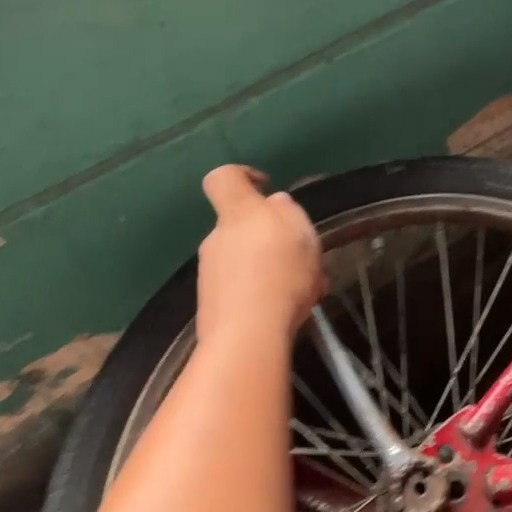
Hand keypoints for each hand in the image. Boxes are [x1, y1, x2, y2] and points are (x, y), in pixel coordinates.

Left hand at [196, 165, 323, 338]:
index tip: (265, 187)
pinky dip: (261, 294)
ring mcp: (209, 274)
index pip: (224, 178)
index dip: (243, 175)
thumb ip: (287, 211)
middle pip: (238, 226)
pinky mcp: (211, 305)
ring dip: (268, 268)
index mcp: (238, 213)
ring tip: (302, 290)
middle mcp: (216, 239)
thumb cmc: (281, 273)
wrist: (247, 335)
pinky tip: (287, 312)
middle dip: (267, 236)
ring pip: (243, 260)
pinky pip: (240, 289)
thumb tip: (274, 203)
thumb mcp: (301, 232)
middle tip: (300, 256)